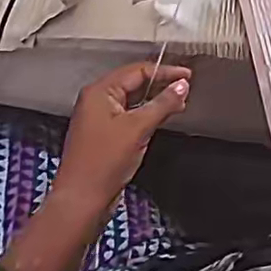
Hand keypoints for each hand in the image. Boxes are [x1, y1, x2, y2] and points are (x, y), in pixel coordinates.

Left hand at [52, 62, 191, 214]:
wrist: (82, 199)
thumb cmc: (104, 162)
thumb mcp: (137, 128)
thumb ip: (162, 104)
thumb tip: (182, 85)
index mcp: (99, 92)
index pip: (136, 71)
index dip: (164, 71)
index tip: (188, 75)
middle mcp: (97, 101)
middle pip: (133, 83)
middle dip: (160, 84)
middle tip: (186, 88)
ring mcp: (99, 118)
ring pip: (132, 101)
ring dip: (155, 100)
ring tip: (179, 103)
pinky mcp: (105, 135)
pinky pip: (129, 116)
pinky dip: (146, 115)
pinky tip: (161, 119)